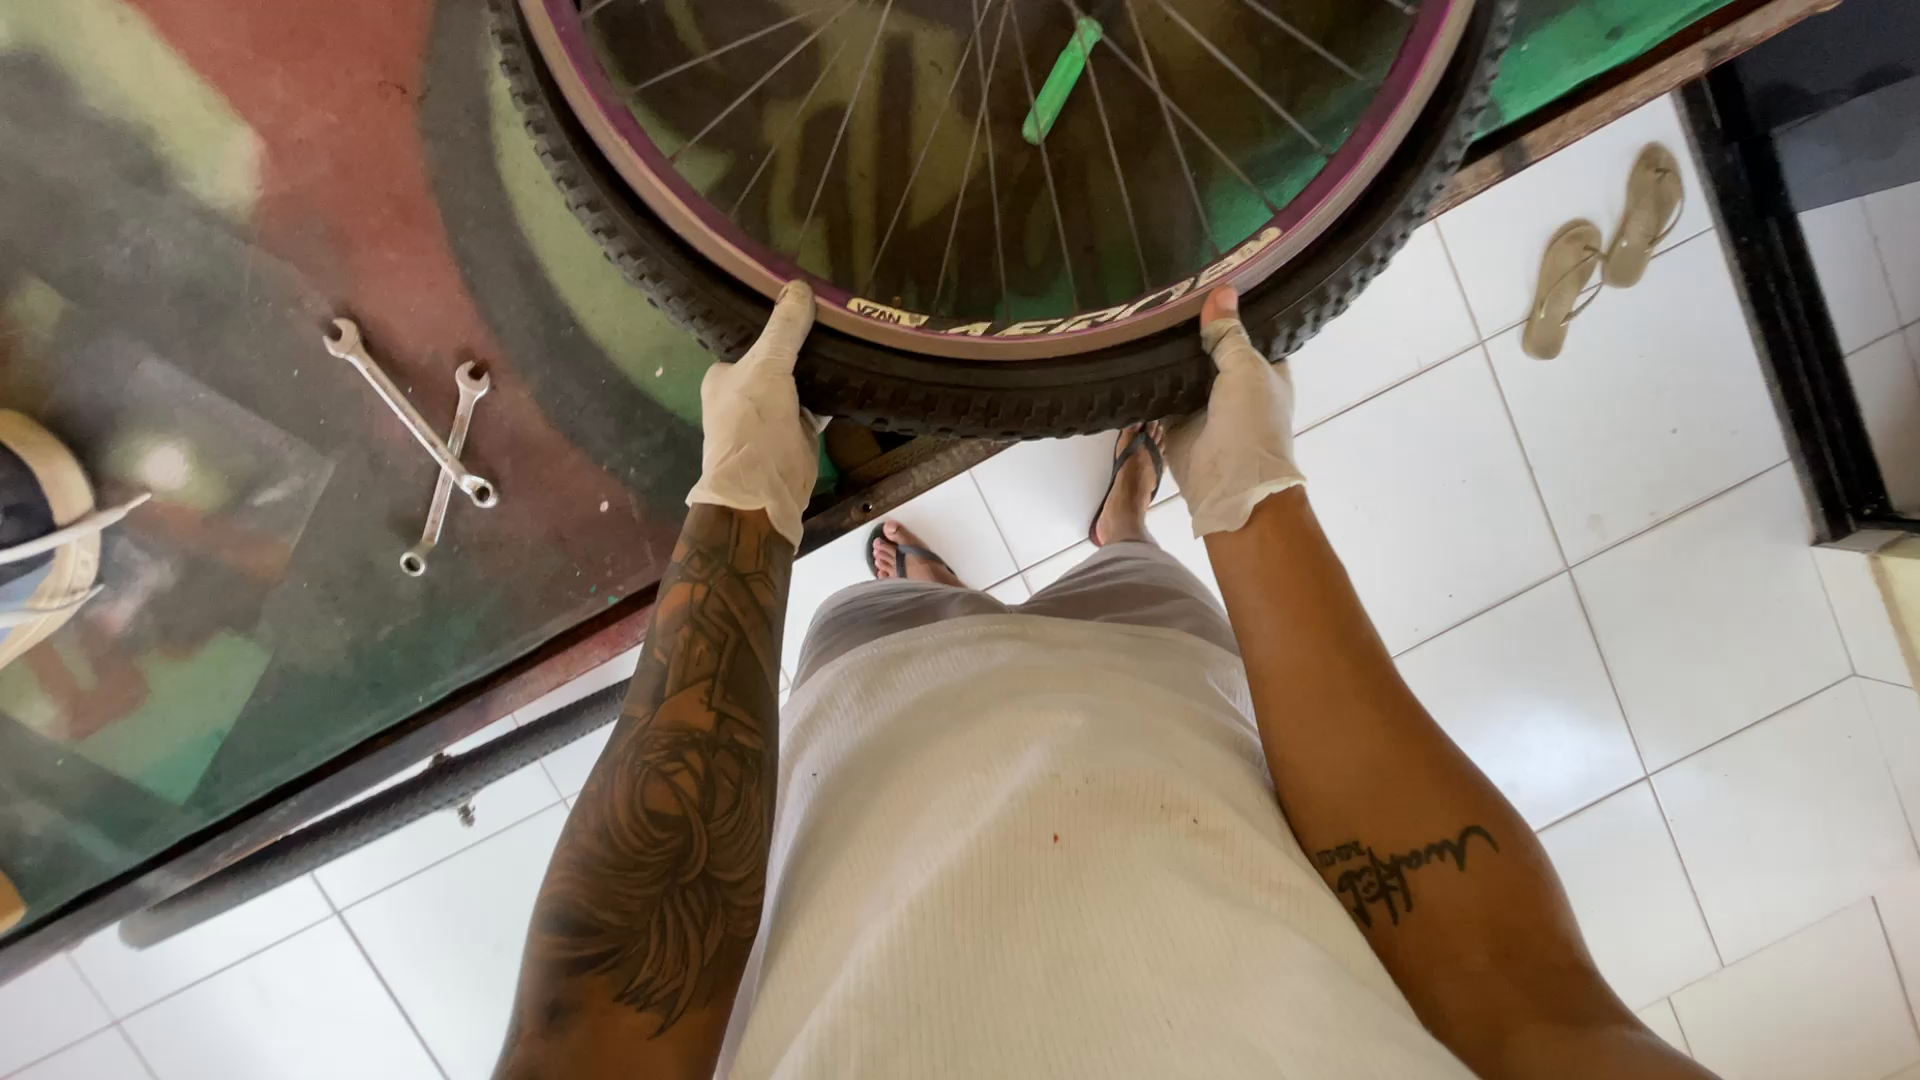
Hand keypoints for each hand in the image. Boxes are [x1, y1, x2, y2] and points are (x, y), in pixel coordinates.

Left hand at [685, 282, 826, 547]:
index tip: (806, 302)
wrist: (763, 492)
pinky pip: (817, 405)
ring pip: (800, 383)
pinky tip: (853, 376)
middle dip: (802, 346)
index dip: (776, 323)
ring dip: (819, 370)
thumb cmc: (753, 425)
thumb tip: (800, 285)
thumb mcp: (767, 367)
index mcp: (724, 376)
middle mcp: (745, 395)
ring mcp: (773, 417)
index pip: (752, 340)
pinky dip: (832, 394)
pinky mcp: (798, 435)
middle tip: (835, 318)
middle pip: (778, 361)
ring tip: (849, 339)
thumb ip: (784, 329)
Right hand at [1161, 287, 1304, 536]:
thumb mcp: (1245, 368)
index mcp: (1265, 370)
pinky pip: (1159, 393)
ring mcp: (1203, 404)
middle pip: (1210, 350)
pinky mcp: (1174, 421)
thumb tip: (1220, 290)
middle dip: (1192, 329)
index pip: (1249, 332)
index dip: (1232, 311)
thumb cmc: (1252, 422)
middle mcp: (1235, 385)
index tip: (1208, 281)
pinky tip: (1130, 351)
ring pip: (1182, 370)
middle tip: (1165, 292)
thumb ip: (1228, 333)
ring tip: (1142, 313)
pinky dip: (1148, 379)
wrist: (1229, 482)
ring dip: (1167, 353)